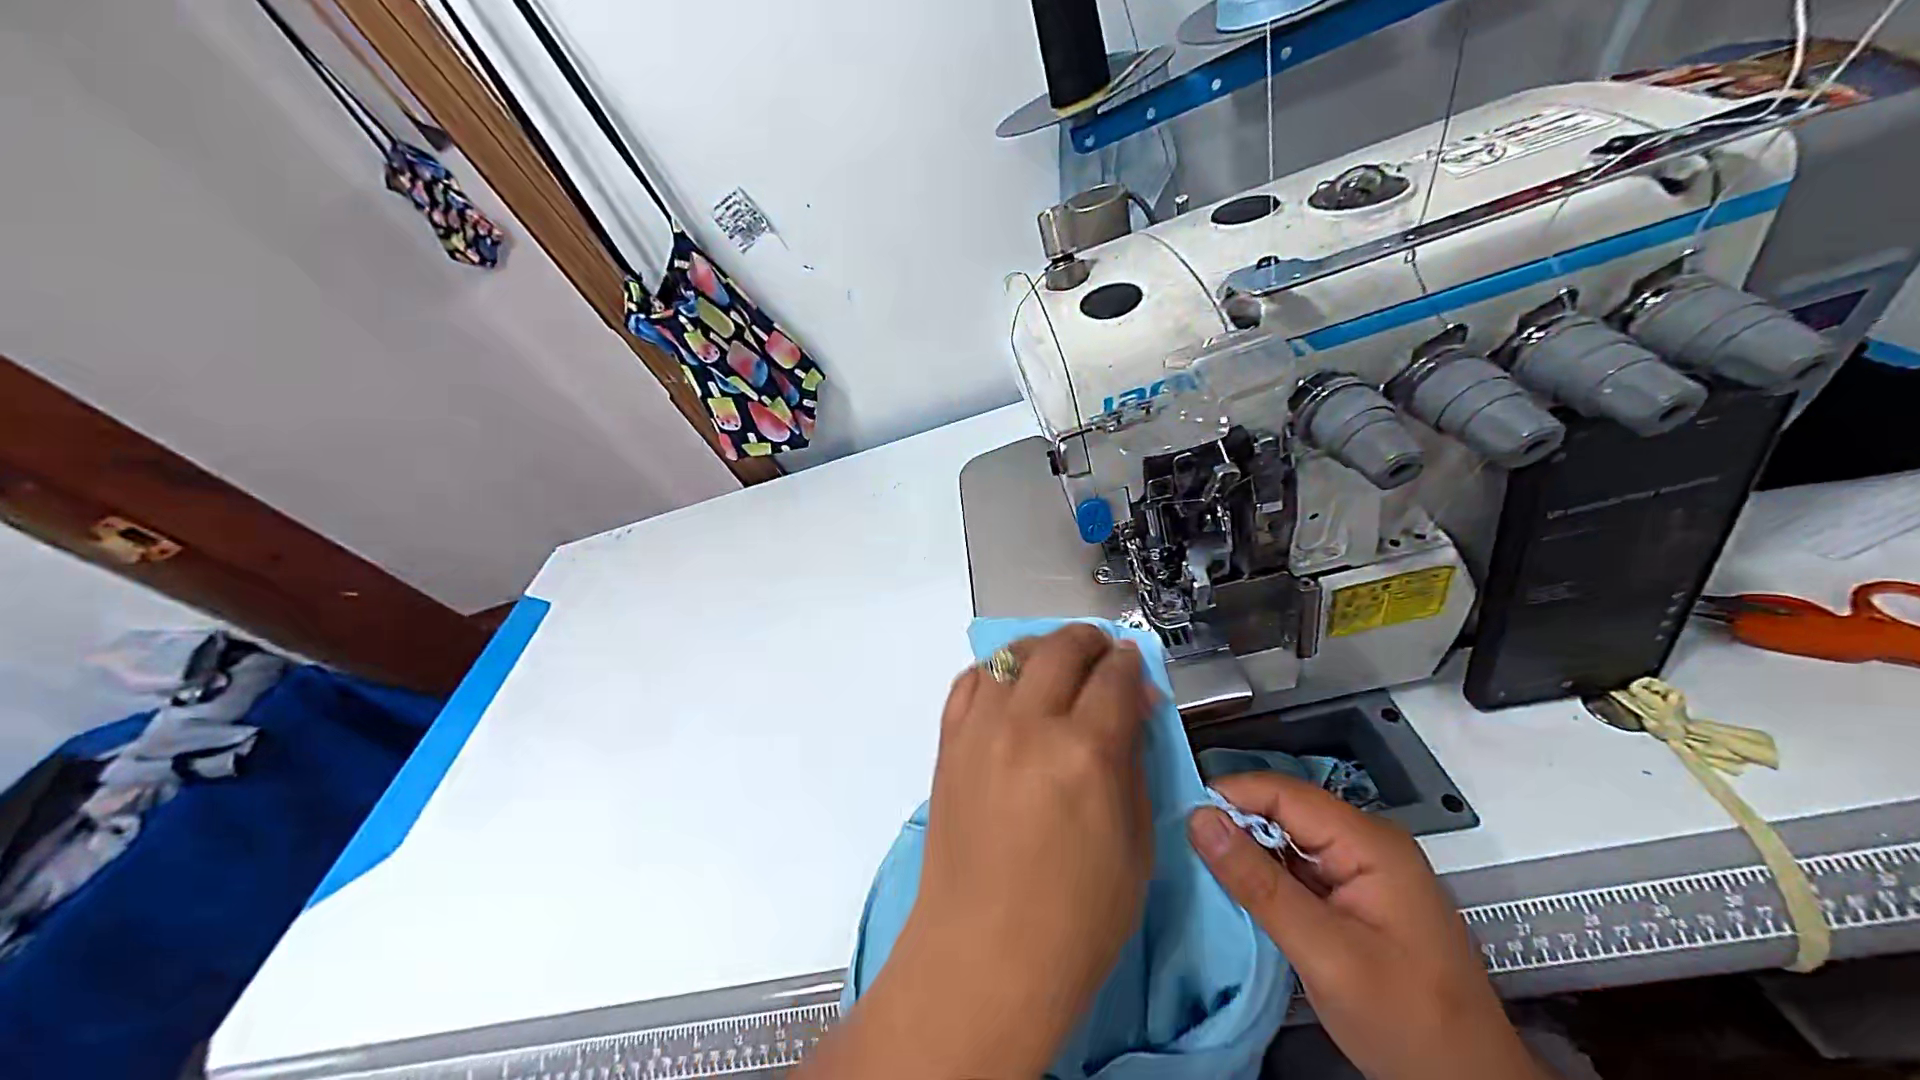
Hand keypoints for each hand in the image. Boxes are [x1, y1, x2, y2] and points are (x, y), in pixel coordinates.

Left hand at [805, 625, 1152, 1078]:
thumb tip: (1131, 711)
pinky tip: (1011, 688)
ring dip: (1043, 649)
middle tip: (1103, 653)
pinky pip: (970, 683)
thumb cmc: (1077, 919)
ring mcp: (980, 730)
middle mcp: (1028, 726)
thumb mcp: (1135, 844)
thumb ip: (1134, 764)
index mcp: (1085, 752)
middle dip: (1090, 641)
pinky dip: (996, 672)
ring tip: (1058, 665)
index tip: (1136, 666)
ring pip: (1012, 655)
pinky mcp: (949, 744)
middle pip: (1061, 649)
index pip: (1114, 677)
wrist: (984, 955)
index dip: (1131, 665)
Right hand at [1188, 773, 1544, 1079]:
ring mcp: (1359, 868)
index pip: (1283, 793)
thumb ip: (1259, 883)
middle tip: (1185, 847)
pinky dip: (1263, 874)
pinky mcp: (1351, 894)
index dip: (1230, 797)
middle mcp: (1365, 842)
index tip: (1180, 816)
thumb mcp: (1325, 953)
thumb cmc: (1408, 1021)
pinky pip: (1295, 866)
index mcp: (1369, 842)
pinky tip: (1238, 891)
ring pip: (1285, 838)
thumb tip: (1200, 821)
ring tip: (1201, 867)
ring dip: (1245, 851)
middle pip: (1283, 811)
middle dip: (1234, 824)